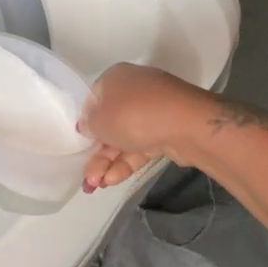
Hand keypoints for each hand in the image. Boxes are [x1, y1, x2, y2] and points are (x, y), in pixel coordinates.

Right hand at [77, 62, 222, 191]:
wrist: (187, 125)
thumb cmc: (133, 115)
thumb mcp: (98, 120)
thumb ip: (88, 125)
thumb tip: (88, 127)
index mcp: (116, 79)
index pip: (92, 102)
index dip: (85, 125)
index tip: (80, 144)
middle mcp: (134, 91)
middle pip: (108, 126)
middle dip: (96, 155)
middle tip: (87, 179)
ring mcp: (153, 112)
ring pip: (123, 140)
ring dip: (107, 164)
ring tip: (95, 187)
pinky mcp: (166, 131)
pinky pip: (140, 147)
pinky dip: (125, 164)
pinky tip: (112, 181)